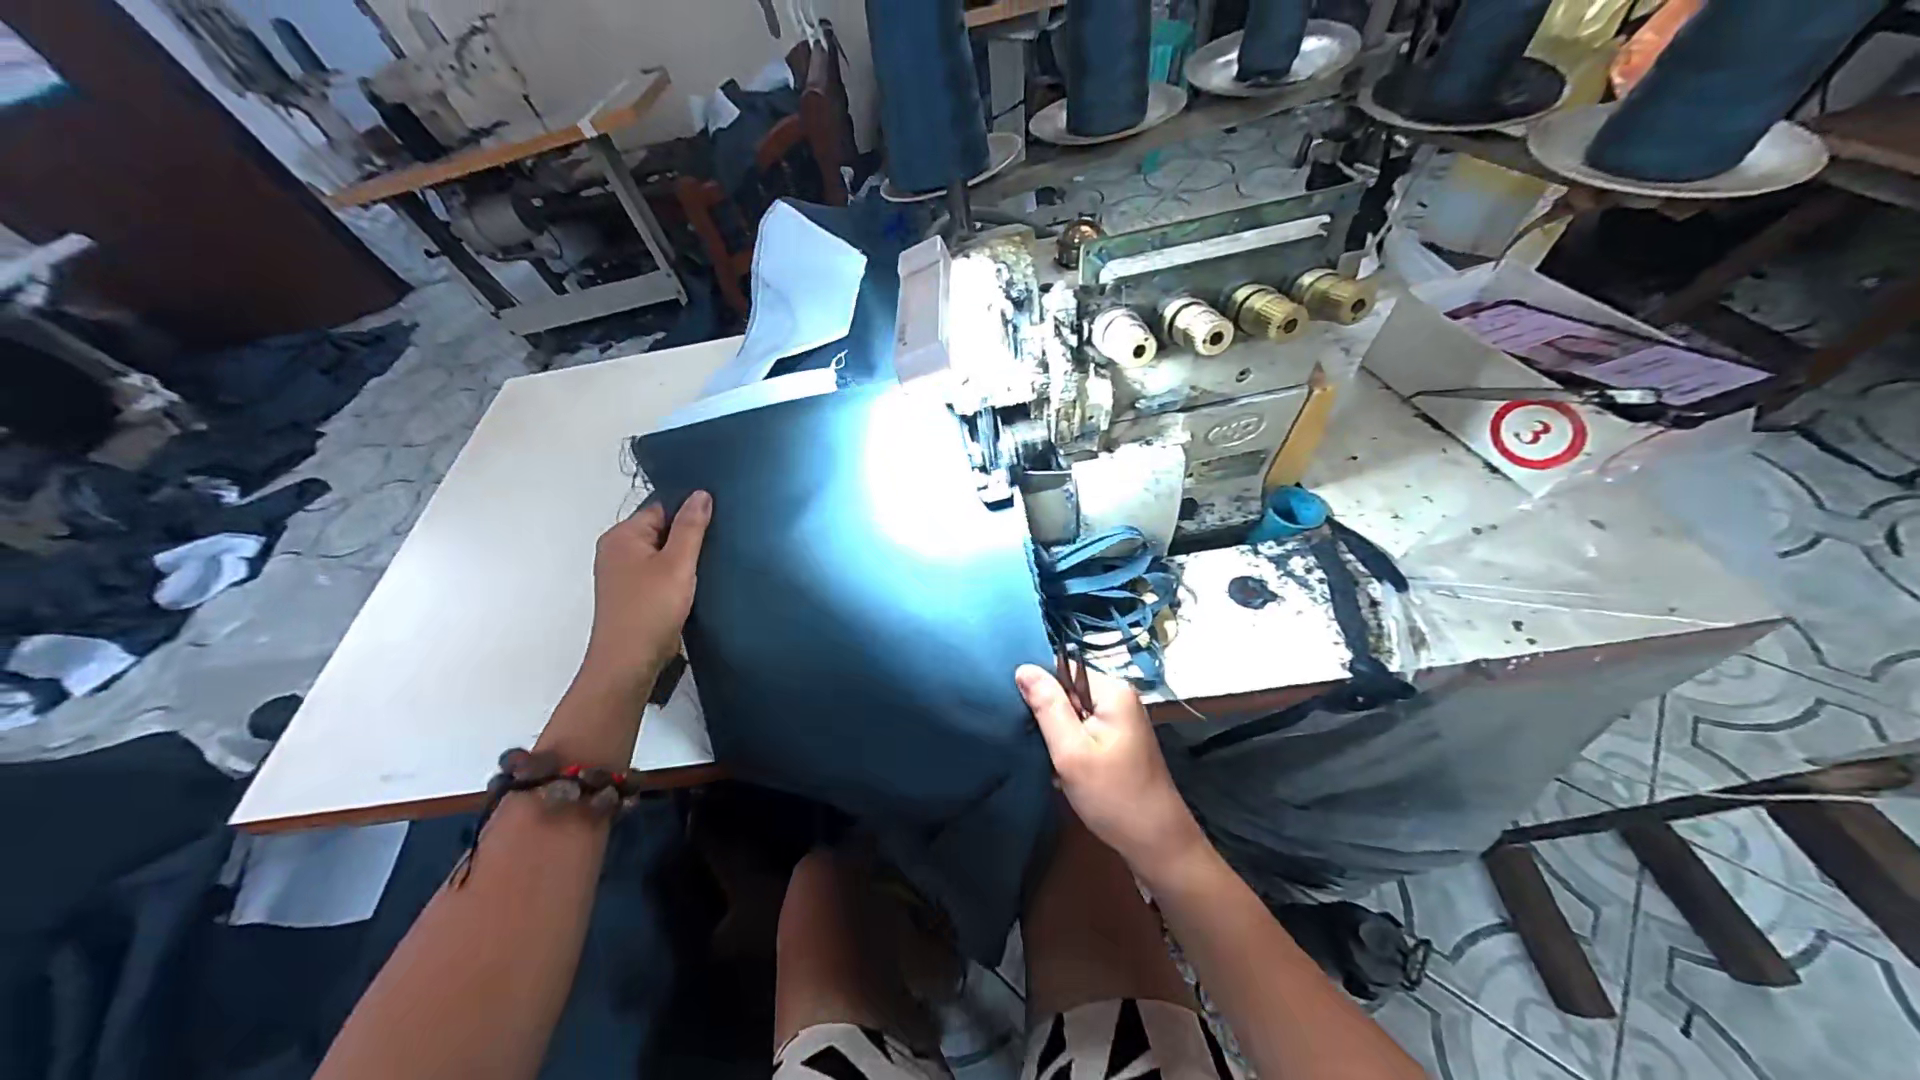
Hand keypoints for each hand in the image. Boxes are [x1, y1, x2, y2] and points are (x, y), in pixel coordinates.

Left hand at [575, 492, 712, 701]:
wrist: (629, 663)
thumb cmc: (650, 610)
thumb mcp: (677, 563)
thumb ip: (690, 527)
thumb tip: (701, 494)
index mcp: (622, 536)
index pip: (661, 507)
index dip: (690, 512)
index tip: (719, 518)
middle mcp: (617, 551)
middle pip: (662, 530)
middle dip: (689, 536)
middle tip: (721, 542)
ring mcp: (624, 574)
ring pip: (663, 554)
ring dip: (685, 559)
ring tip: (712, 563)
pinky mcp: (634, 595)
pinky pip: (660, 573)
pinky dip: (678, 576)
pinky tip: (697, 584)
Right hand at [1015, 664, 1207, 884]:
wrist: (1156, 843)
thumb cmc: (1113, 796)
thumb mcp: (1071, 750)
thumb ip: (1047, 706)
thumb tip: (1023, 668)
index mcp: (1113, 691)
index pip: (1062, 669)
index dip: (1039, 689)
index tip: (1024, 716)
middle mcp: (1120, 698)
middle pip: (1067, 690)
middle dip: (1047, 714)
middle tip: (1037, 742)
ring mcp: (1121, 720)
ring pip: (1072, 713)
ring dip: (1057, 734)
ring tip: (1049, 757)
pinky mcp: (1118, 740)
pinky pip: (1083, 730)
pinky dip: (1070, 746)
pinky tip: (1064, 768)